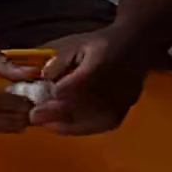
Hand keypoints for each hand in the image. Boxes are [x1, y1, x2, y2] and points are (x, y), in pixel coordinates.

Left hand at [30, 31, 146, 133]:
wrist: (136, 44)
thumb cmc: (101, 43)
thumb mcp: (76, 45)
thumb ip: (59, 61)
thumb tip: (43, 77)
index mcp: (99, 65)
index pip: (75, 86)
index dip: (54, 96)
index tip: (36, 101)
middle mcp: (114, 85)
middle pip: (83, 106)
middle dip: (56, 114)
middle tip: (35, 117)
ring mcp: (123, 99)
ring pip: (92, 119)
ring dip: (68, 125)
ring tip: (47, 125)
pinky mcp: (127, 107)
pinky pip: (104, 123)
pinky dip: (84, 128)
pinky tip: (67, 127)